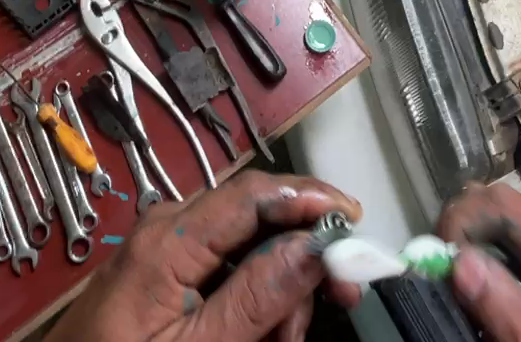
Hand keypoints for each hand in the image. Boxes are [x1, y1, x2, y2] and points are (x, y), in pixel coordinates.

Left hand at [47, 171, 362, 341]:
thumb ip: (255, 297)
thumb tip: (311, 245)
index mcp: (170, 237)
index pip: (254, 192)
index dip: (309, 196)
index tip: (354, 220)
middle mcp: (170, 224)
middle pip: (257, 217)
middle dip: (296, 259)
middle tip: (330, 304)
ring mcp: (167, 244)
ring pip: (247, 245)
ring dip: (277, 290)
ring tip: (279, 340)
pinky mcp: (166, 267)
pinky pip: (225, 265)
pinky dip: (251, 296)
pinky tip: (257, 331)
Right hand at [436, 183, 520, 341]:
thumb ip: (506, 311)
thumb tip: (459, 261)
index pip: (500, 203)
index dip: (461, 220)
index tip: (440, 261)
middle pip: (498, 201)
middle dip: (461, 226)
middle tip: (443, 272)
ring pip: (500, 214)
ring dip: (471, 238)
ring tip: (459, 281)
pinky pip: (511, 235)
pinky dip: (486, 249)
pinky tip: (481, 284)